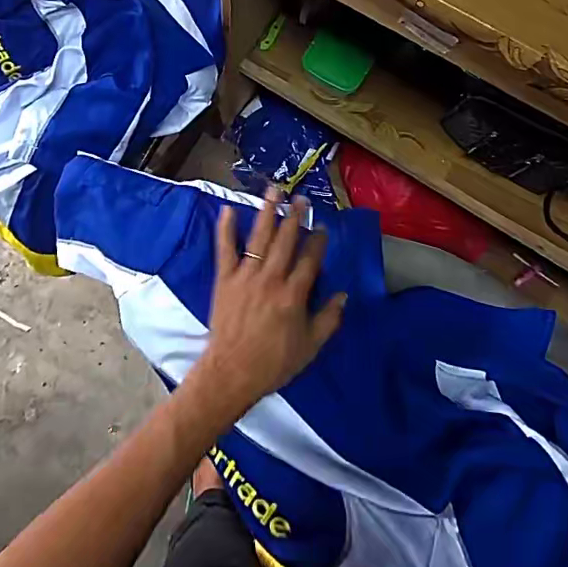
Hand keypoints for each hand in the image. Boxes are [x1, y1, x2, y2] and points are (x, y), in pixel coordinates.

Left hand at [188, 186, 345, 417]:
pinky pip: (225, 250)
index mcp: (294, 294)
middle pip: (286, 240)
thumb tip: (343, 295)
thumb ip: (329, 318)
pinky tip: (227, 210)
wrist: (230, 375)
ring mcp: (246, 277)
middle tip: (301, 198)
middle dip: (296, 217)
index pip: (310, 258)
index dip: (318, 240)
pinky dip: (225, 230)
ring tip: (273, 191)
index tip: (322, 227)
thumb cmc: (274, 363)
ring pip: (259, 238)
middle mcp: (271, 279)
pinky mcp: (224, 281)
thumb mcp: (311, 346)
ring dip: (267, 212)